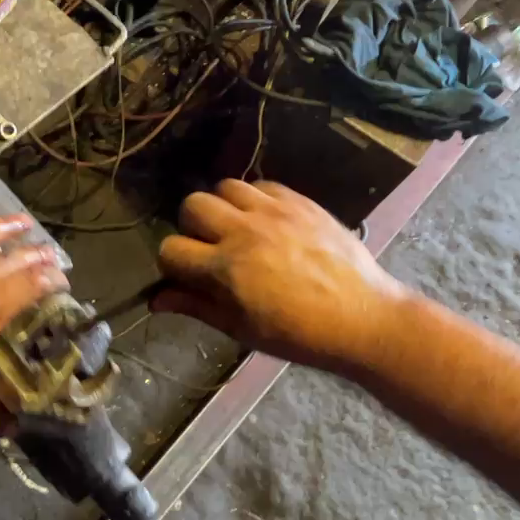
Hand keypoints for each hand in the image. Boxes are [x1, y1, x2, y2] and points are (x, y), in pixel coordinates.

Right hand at [154, 180, 407, 374]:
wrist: (363, 318)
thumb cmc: (298, 334)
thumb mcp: (241, 329)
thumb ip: (196, 306)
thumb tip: (156, 299)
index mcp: (226, 269)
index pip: (171, 249)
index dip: (173, 263)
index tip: (188, 273)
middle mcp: (244, 231)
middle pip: (192, 205)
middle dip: (193, 226)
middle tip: (212, 247)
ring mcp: (273, 212)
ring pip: (225, 187)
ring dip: (223, 207)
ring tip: (238, 228)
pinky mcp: (299, 201)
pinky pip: (262, 185)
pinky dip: (256, 200)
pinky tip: (267, 222)